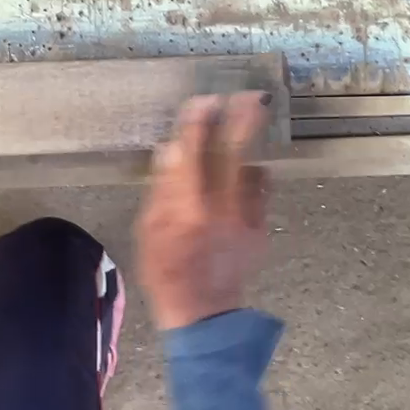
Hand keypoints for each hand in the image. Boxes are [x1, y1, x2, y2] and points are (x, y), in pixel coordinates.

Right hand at [134, 92, 271, 330]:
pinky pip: (261, 193)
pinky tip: (249, 169)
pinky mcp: (261, 231)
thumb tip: (171, 149)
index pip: (194, 152)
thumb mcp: (148, 229)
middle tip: (250, 95)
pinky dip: (255, 176)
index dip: (199, 122)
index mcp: (187, 206)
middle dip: (243, 121)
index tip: (204, 99)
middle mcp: (220, 207)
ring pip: (253, 170)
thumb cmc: (164, 269)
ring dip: (251, 146)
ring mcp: (245, 220)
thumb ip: (161, 188)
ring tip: (251, 121)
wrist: (202, 314)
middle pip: (235, 153)